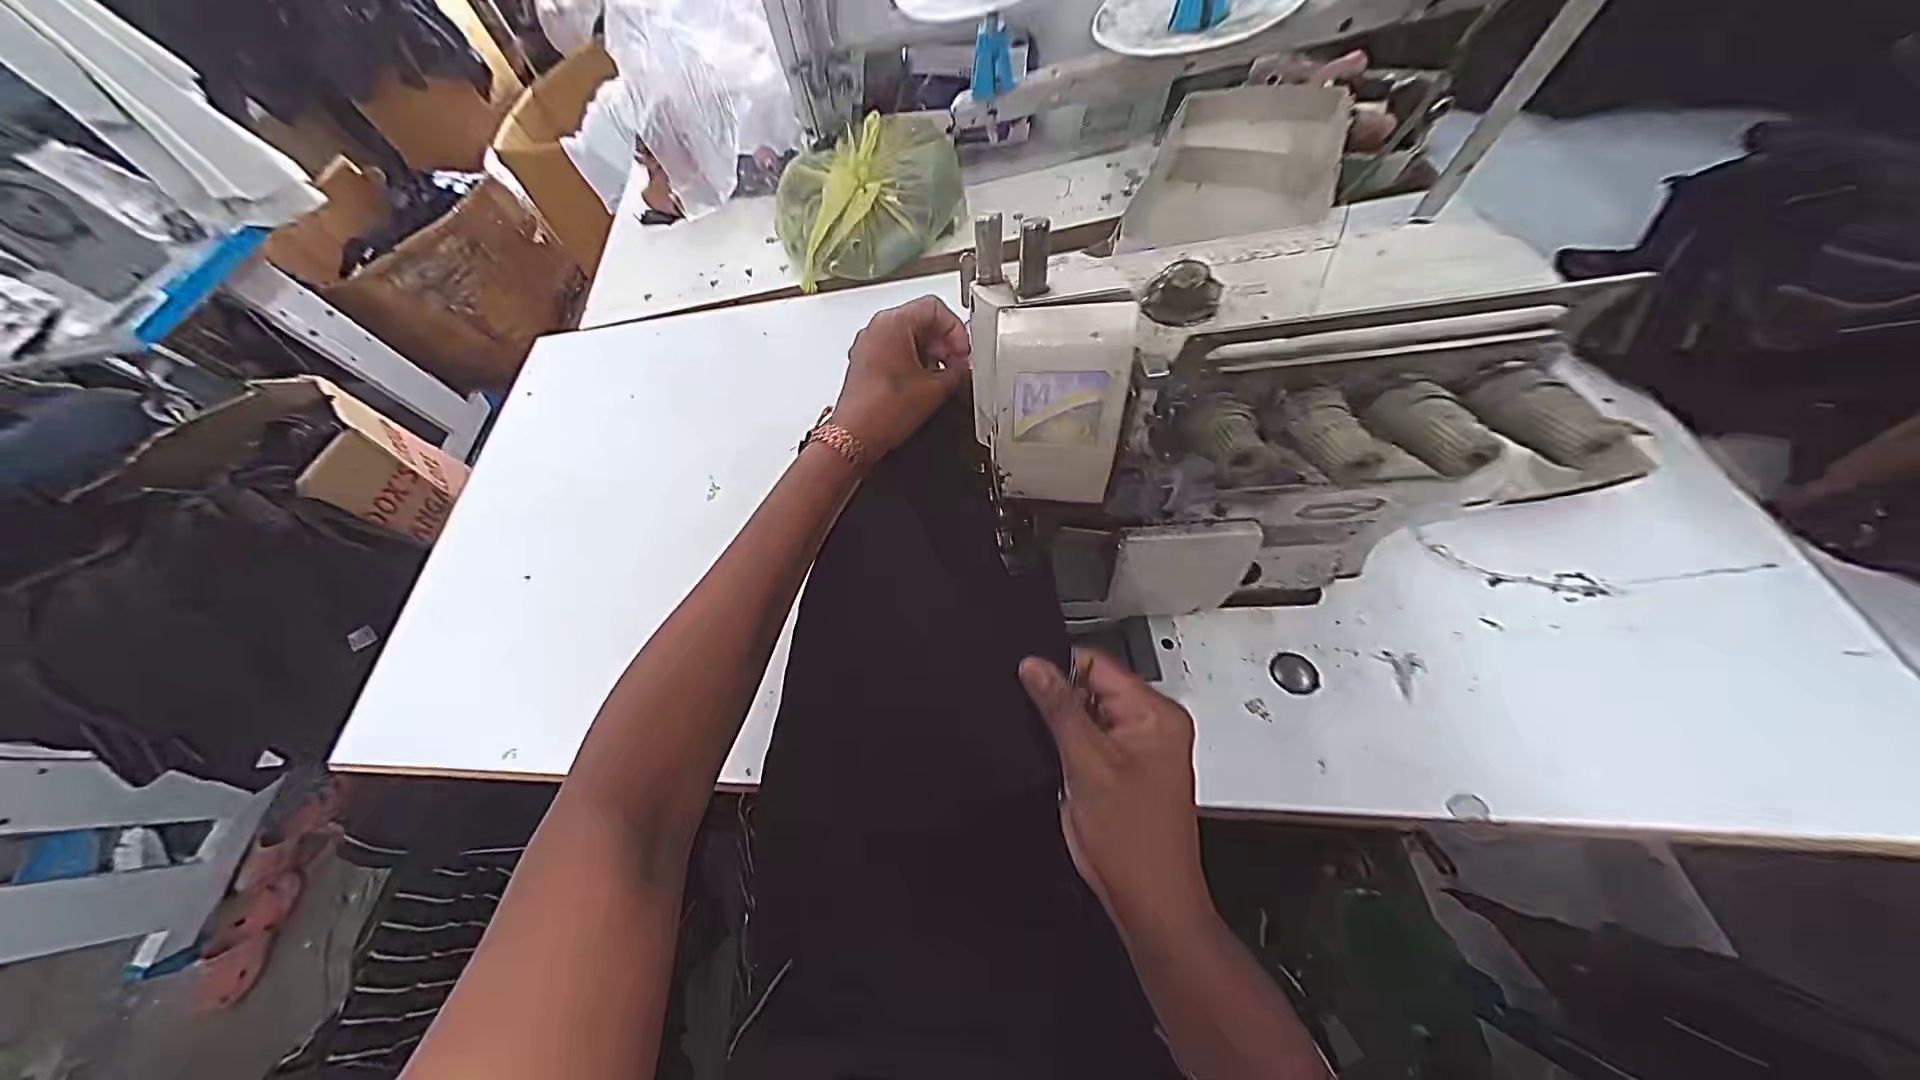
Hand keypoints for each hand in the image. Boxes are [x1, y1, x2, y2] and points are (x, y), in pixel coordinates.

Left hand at [831, 296, 971, 456]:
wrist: (855, 435)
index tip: (963, 351)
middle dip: (944, 343)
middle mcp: (877, 328)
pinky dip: (913, 362)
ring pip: (908, 336)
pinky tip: (924, 384)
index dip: (956, 330)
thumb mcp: (935, 389)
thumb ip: (957, 372)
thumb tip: (961, 370)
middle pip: (921, 320)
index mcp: (893, 323)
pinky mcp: (865, 363)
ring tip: (943, 377)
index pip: (935, 308)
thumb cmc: (882, 411)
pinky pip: (895, 352)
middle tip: (957, 364)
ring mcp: (868, 345)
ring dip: (930, 353)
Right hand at [1019, 649, 1207, 920]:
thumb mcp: (1086, 763)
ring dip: (1071, 732)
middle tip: (1062, 741)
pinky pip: (1093, 740)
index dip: (1062, 669)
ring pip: (1089, 714)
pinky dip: (1076, 751)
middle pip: (1093, 688)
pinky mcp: (1127, 766)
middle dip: (1066, 706)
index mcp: (1157, 713)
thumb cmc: (1135, 844)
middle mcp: (1155, 725)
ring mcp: (1142, 746)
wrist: (1148, 899)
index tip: (1033, 681)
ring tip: (1075, 766)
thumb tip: (1035, 668)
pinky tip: (1076, 775)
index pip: (1099, 663)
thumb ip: (1058, 708)